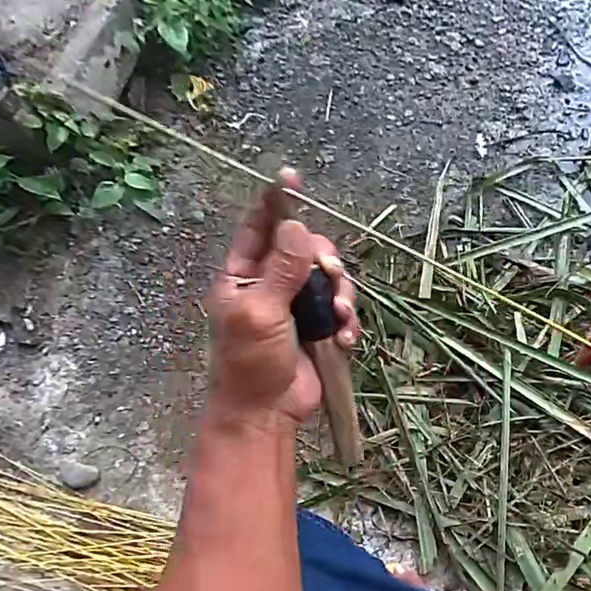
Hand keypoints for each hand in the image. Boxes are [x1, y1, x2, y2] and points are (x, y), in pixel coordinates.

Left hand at [205, 169, 358, 428]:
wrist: (266, 412)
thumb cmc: (249, 363)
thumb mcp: (260, 312)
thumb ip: (281, 269)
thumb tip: (297, 226)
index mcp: (242, 277)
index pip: (259, 229)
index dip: (275, 203)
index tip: (292, 178)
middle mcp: (271, 285)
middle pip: (305, 250)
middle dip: (324, 262)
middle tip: (329, 276)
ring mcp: (297, 308)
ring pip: (329, 280)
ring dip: (342, 296)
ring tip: (341, 319)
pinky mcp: (319, 330)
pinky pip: (342, 311)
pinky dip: (347, 322)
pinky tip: (344, 339)